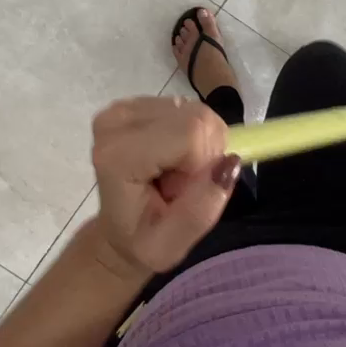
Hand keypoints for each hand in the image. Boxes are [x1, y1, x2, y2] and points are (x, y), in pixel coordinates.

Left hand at [89, 97, 240, 278]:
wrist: (119, 231)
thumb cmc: (144, 241)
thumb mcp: (174, 243)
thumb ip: (203, 208)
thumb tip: (230, 162)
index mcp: (119, 156)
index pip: (191, 133)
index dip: (205, 162)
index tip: (190, 188)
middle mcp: (116, 122)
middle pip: (195, 115)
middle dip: (205, 150)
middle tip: (186, 181)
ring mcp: (122, 109)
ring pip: (193, 109)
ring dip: (197, 143)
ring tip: (176, 171)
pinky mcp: (133, 103)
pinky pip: (185, 107)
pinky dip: (189, 133)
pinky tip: (171, 156)